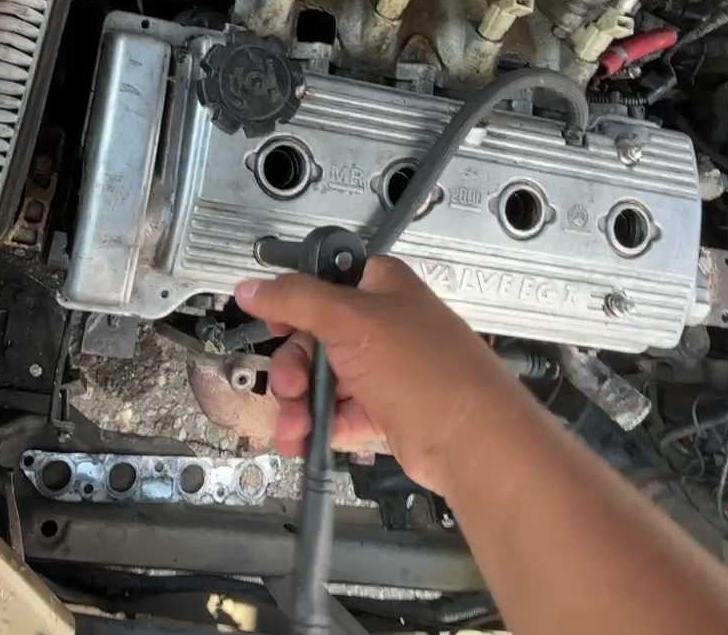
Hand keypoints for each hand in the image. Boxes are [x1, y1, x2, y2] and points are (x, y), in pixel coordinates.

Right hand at [235, 257, 514, 492]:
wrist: (475, 444)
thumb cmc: (429, 371)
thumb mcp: (349, 321)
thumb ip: (294, 300)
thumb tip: (252, 288)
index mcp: (379, 285)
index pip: (321, 282)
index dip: (292, 303)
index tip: (272, 323)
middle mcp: (382, 322)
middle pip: (314, 337)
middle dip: (293, 368)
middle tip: (288, 387)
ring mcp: (385, 368)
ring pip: (324, 379)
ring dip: (301, 404)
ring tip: (293, 427)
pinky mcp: (386, 408)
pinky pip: (339, 411)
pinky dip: (320, 425)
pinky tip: (308, 439)